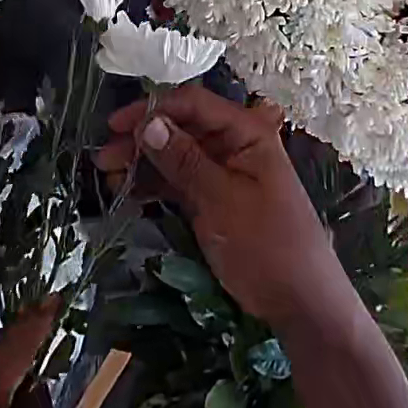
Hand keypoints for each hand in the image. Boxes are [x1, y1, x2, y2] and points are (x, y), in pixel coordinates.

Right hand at [95, 86, 353, 329]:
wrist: (302, 304)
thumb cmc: (268, 245)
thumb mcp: (222, 200)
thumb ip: (184, 160)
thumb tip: (148, 123)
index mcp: (247, 131)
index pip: (193, 104)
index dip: (153, 109)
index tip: (116, 126)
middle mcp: (234, 144)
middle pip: (181, 127)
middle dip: (143, 137)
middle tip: (105, 157)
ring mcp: (224, 171)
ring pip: (176, 153)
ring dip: (143, 162)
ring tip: (109, 176)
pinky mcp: (214, 197)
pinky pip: (179, 179)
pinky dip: (155, 183)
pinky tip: (128, 190)